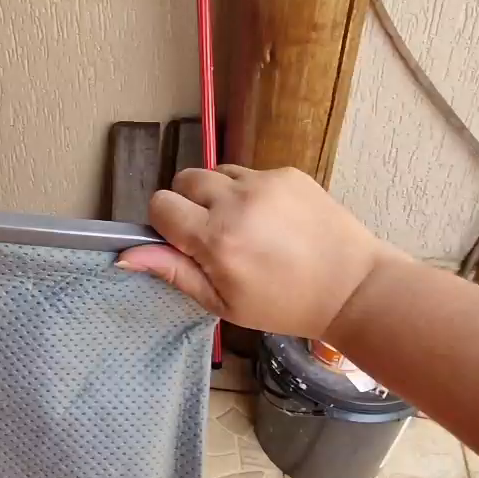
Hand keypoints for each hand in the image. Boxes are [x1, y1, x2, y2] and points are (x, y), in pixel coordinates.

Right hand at [117, 165, 396, 339]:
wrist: (353, 288)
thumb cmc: (284, 305)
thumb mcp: (222, 303)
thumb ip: (173, 272)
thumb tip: (125, 255)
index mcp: (216, 239)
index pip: (161, 205)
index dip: (166, 224)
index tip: (185, 242)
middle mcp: (236, 202)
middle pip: (184, 179)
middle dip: (189, 203)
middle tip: (214, 233)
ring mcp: (264, 182)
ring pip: (215, 172)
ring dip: (218, 194)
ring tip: (246, 225)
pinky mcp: (288, 172)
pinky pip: (249, 172)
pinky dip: (250, 191)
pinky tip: (272, 219)